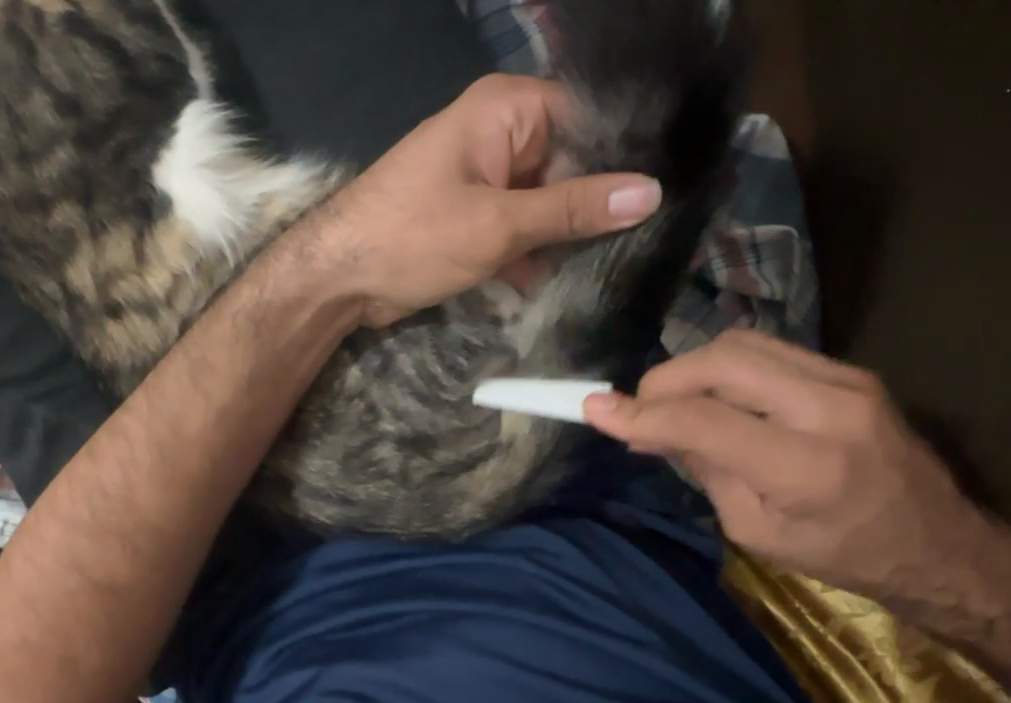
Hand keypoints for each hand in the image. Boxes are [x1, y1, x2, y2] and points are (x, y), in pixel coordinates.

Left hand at [300, 74, 663, 326]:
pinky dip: (540, 256)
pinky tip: (575, 283)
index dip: (626, 152)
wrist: (338, 279)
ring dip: (572, 236)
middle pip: (571, 162)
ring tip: (628, 261)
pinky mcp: (476, 220)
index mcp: (506, 111)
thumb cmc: (411, 236)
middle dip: (602, 202)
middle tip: (657, 235)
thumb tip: (650, 192)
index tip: (671, 187)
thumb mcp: (498, 225)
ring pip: (549, 203)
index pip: (587, 117)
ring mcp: (487, 180)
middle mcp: (500, 136)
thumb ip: (572, 210)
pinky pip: (524, 230)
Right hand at [583, 330, 995, 605]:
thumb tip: (655, 430)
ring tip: (671, 402)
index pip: (704, 420)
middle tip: (637, 408)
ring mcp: (846, 380)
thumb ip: (707, 470)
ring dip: (693, 368)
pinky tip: (713, 396)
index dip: (642, 412)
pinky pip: (769, 352)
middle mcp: (829, 408)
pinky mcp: (849, 371)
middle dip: (664, 380)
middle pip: (722, 362)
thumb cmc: (842, 554)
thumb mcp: (758, 530)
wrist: (937, 542)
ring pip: (743, 345)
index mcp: (805, 467)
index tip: (594, 409)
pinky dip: (725, 368)